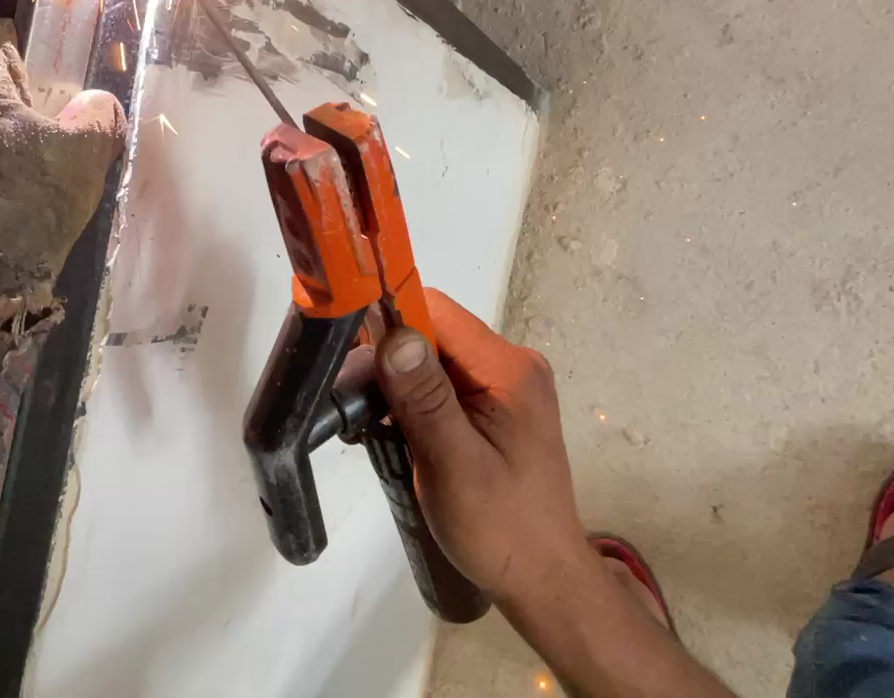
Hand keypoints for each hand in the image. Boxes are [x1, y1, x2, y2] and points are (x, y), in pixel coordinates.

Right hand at [374, 289, 586, 600]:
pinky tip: (388, 428)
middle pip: (428, 332)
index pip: (434, 311)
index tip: (350, 356)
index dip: (388, 323)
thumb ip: (425, 398)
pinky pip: (437, 383)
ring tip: (365, 422)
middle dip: (384, 360)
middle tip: (352, 404)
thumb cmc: (500, 527)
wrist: (543, 581)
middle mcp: (508, 364)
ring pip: (427, 358)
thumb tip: (393, 334)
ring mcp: (500, 385)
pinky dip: (408, 400)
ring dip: (392, 384)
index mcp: (507, 368)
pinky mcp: (490, 406)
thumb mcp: (455, 464)